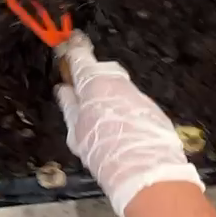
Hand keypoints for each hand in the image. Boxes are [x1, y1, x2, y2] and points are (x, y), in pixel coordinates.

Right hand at [54, 33, 203, 216]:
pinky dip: (123, 108)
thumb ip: (69, 106)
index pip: (80, 57)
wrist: (146, 173)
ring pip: (118, 87)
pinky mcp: (152, 109)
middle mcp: (118, 82)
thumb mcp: (76, 131)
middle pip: (102, 70)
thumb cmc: (103, 150)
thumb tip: (64, 90)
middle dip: (91, 76)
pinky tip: (120, 129)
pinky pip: (131, 102)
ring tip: (101, 118)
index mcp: (95, 82)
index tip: (67, 44)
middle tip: (82, 92)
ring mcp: (138, 95)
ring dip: (108, 95)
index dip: (72, 50)